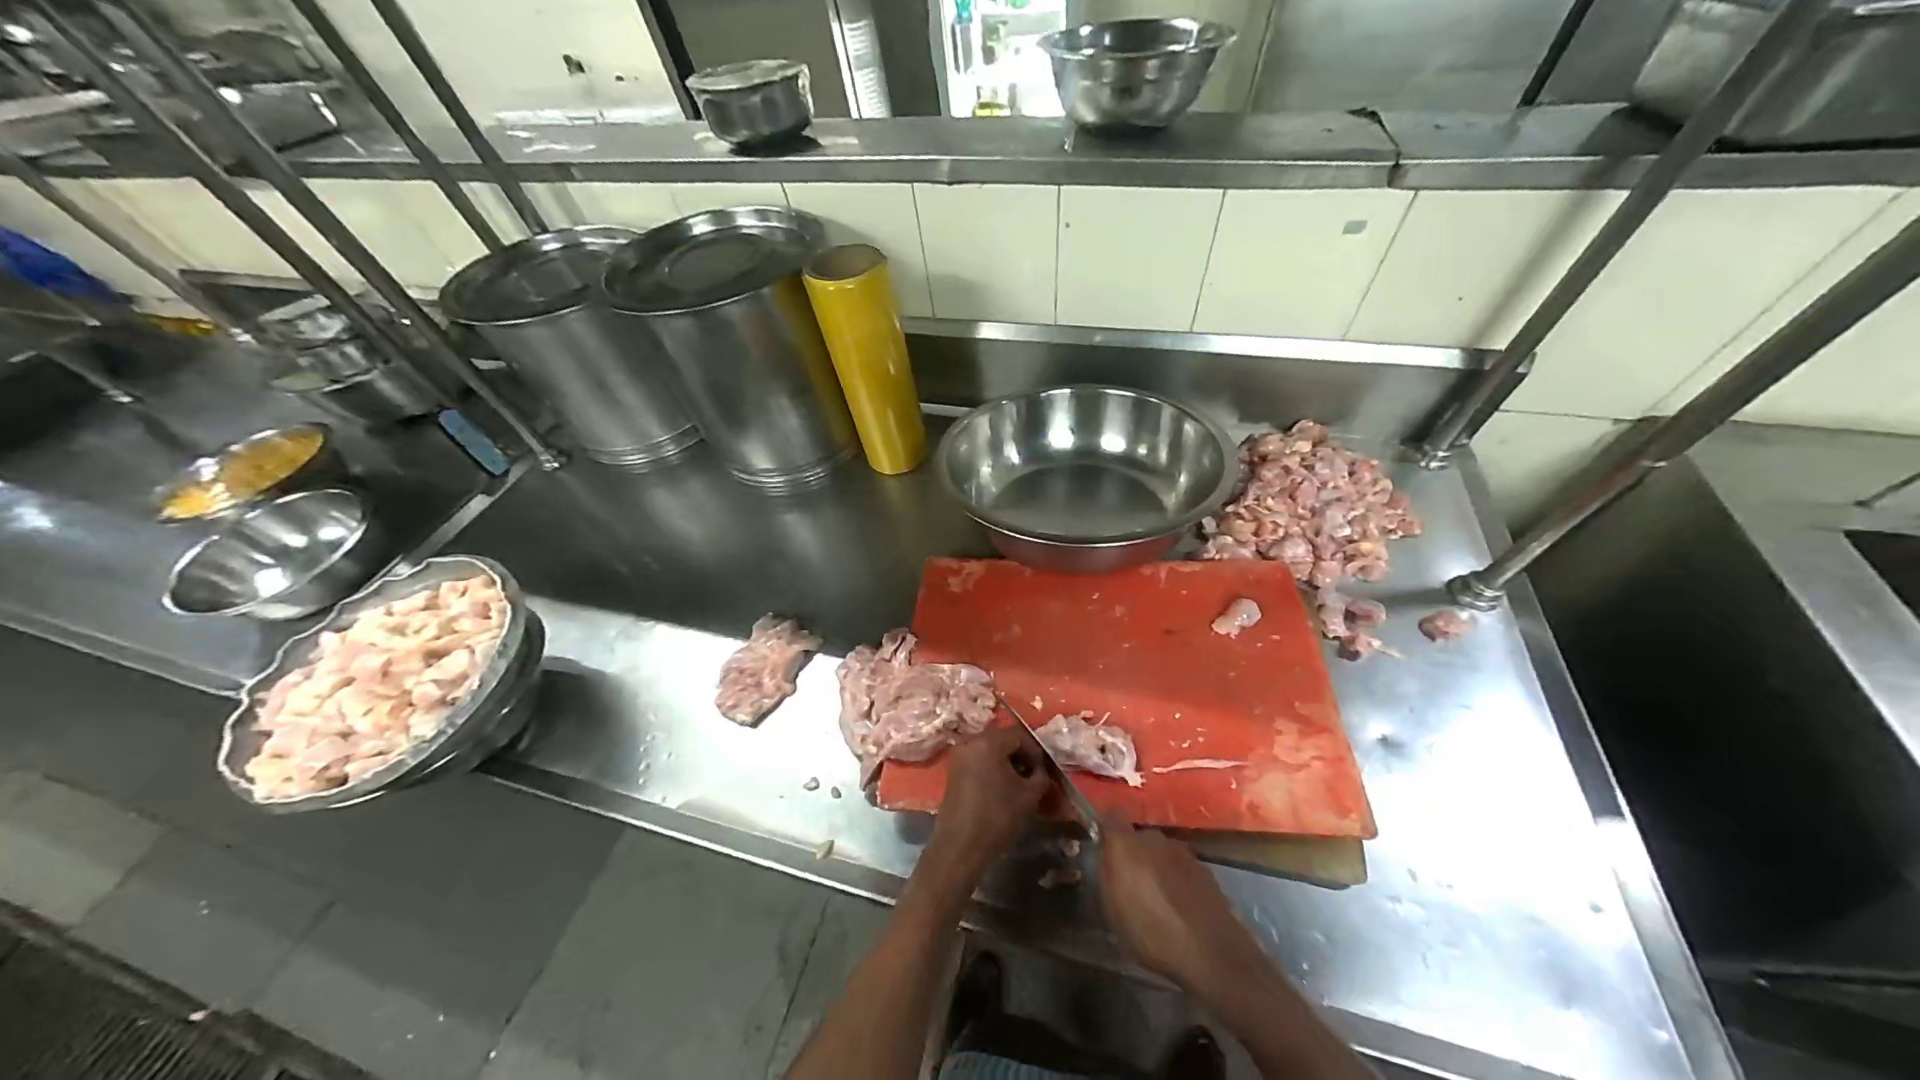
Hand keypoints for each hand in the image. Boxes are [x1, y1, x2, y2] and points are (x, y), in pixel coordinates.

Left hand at [926, 725, 1050, 885]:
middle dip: (1020, 756)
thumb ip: (1040, 776)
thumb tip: (1040, 770)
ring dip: (1006, 763)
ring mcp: (958, 757)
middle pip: (1002, 740)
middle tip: (1033, 776)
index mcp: (988, 742)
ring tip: (1018, 785)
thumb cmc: (998, 816)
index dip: (1035, 751)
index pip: (1018, 735)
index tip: (1043, 771)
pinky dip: (991, 769)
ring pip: (988, 751)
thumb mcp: (1029, 795)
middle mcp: (969, 742)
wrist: (961, 845)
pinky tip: (1000, 790)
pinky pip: (977, 761)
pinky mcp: (952, 772)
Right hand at [1098, 819, 1262, 994]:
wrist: (1210, 952)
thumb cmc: (1150, 933)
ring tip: (1157, 897)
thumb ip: (1106, 873)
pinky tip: (1179, 904)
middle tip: (1130, 882)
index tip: (1103, 847)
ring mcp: (1181, 850)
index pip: (1110, 817)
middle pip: (1137, 837)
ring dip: (1156, 866)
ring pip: (1160, 852)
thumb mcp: (1112, 910)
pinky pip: (1179, 866)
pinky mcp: (1203, 867)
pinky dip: (1176, 878)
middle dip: (1132, 854)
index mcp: (1124, 843)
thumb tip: (1106, 855)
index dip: (1107, 830)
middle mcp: (1153, 838)